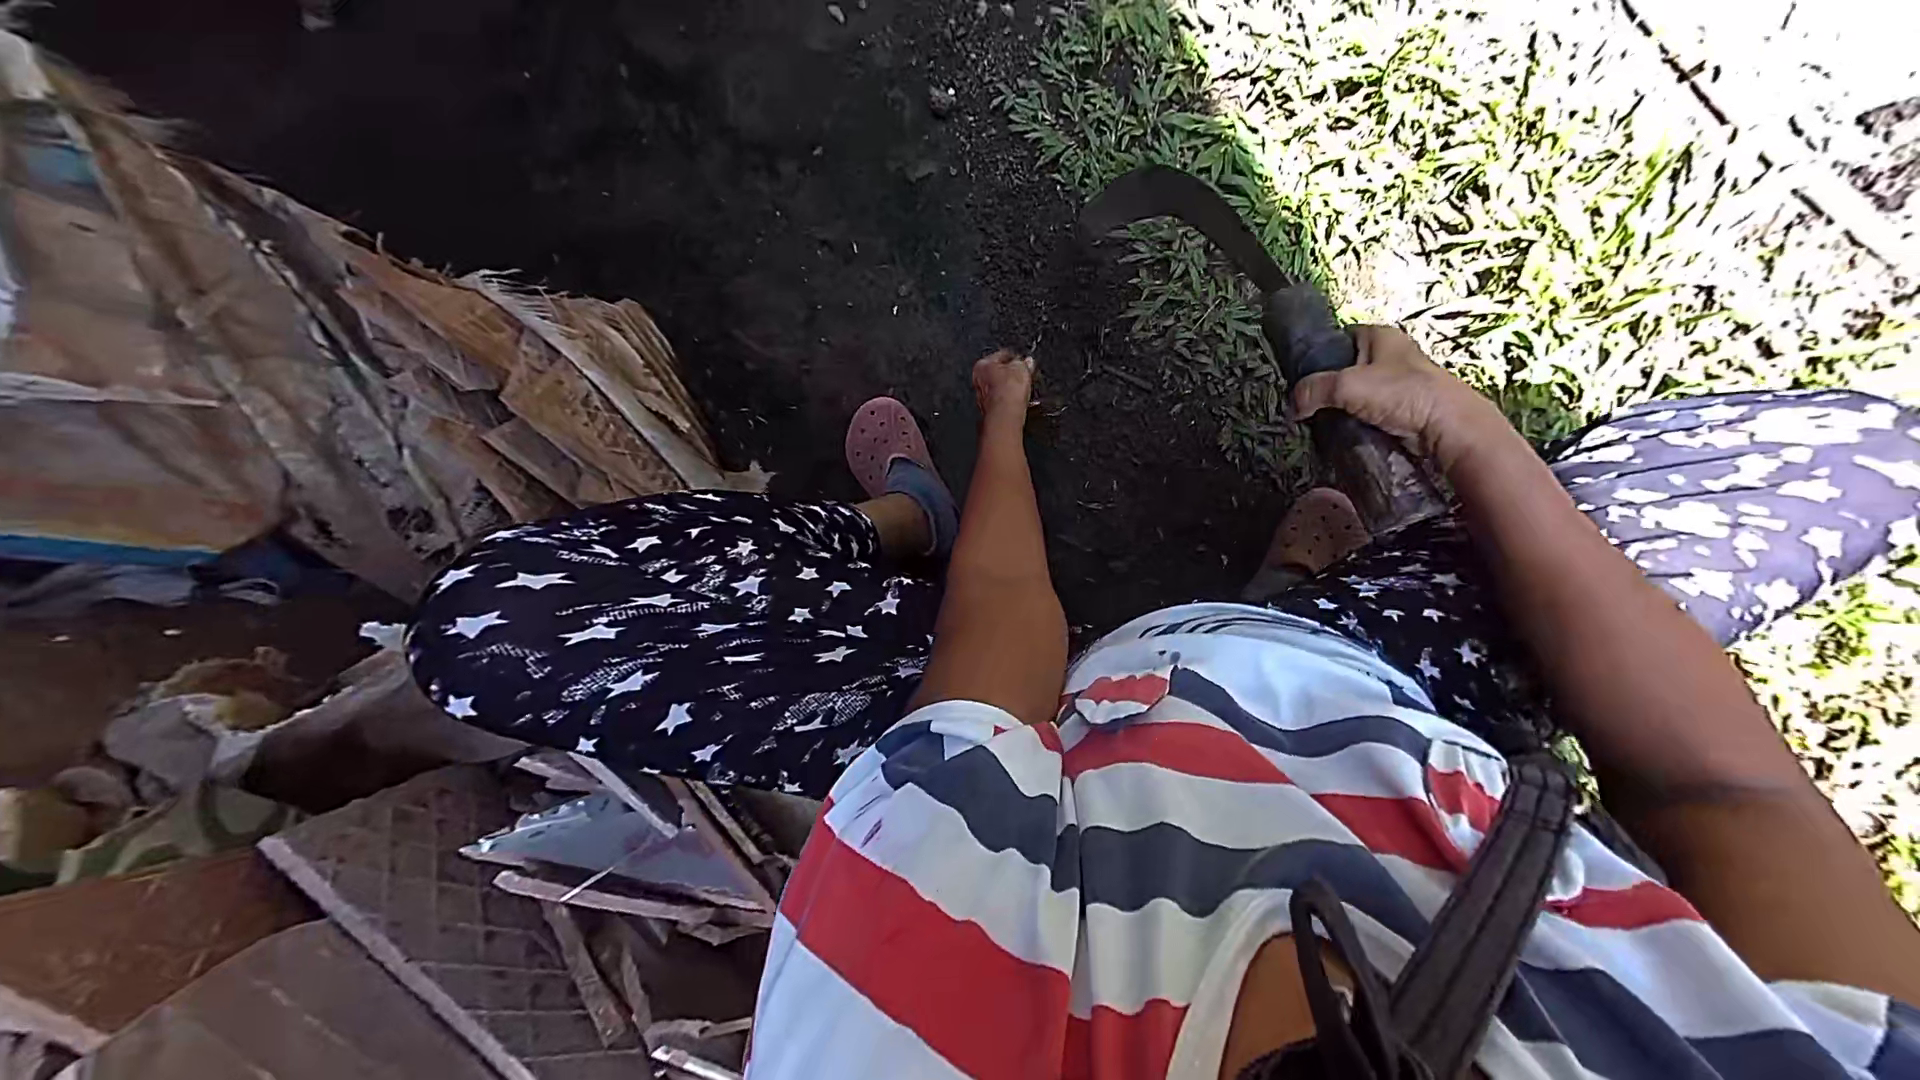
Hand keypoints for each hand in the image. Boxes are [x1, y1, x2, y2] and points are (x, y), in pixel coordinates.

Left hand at [972, 349, 1034, 425]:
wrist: (1006, 415)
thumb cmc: (1007, 390)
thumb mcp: (1022, 368)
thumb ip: (1024, 363)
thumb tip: (1028, 362)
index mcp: (982, 365)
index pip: (1001, 355)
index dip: (1015, 357)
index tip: (1023, 360)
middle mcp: (978, 381)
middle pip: (998, 373)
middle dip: (1011, 374)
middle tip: (1023, 374)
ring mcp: (983, 398)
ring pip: (999, 389)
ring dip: (1011, 388)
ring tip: (1023, 389)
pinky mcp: (990, 411)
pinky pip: (1002, 402)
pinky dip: (1010, 400)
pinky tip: (1019, 401)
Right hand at [1292, 325, 1508, 468]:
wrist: (1445, 426)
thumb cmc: (1401, 393)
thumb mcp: (1346, 385)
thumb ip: (1312, 390)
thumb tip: (1292, 407)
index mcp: (1379, 335)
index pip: (1336, 338)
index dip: (1315, 355)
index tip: (1297, 377)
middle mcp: (1387, 354)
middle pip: (1340, 368)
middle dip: (1322, 386)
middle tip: (1303, 403)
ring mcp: (1392, 382)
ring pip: (1349, 393)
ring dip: (1334, 407)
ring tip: (1316, 419)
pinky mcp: (1395, 407)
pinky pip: (1360, 411)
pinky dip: (1348, 420)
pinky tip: (1337, 430)